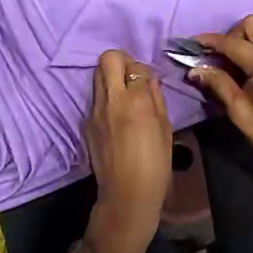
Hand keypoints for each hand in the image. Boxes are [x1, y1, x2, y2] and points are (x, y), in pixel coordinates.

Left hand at [84, 50, 170, 252]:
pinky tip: (117, 118)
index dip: (144, 72)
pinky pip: (96, 99)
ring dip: (112, 78)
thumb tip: (149, 80)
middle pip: (108, 58)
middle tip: (132, 79)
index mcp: (136, 100)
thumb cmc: (155, 164)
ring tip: (125, 97)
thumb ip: (156, 99)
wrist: (126, 194)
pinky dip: (107, 99)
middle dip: (122, 61)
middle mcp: (111, 99)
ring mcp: (95, 110)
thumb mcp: (166, 129)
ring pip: (98, 76)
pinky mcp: (87, 123)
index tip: (149, 84)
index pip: (136, 66)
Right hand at [189, 15, 252, 180]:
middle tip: (220, 55)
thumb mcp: (239, 110)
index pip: (233, 43)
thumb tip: (196, 70)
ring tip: (232, 64)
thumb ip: (218, 83)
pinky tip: (248, 70)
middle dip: (233, 34)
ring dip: (246, 41)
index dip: (211, 42)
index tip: (194, 44)